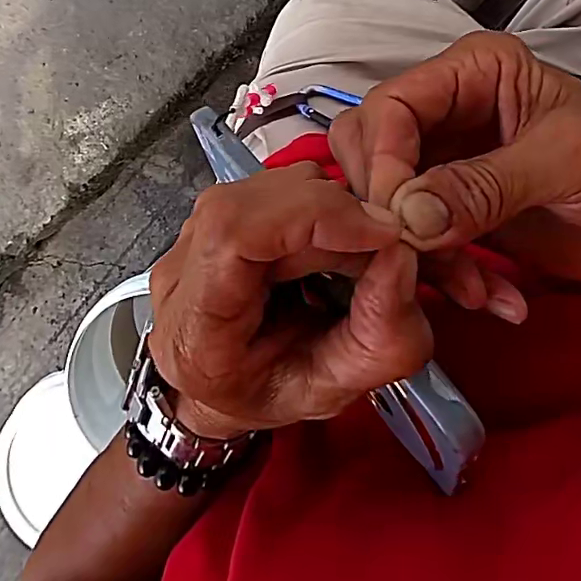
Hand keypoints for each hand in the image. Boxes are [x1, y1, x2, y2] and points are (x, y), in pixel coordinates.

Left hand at [147, 163, 433, 438]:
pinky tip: (325, 246)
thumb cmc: (260, 395)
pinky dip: (314, 208)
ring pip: (265, 185)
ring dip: (326, 210)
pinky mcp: (208, 217)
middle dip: (335, 218)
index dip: (309, 216)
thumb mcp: (331, 393)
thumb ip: (377, 341)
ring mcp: (187, 235)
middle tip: (376, 256)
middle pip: (255, 201)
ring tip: (347, 259)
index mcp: (196, 325)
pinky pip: (268, 189)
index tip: (379, 234)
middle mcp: (180, 267)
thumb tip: (399, 257)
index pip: (231, 232)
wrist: (208, 386)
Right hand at [328, 31, 580, 282]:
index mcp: (470, 71)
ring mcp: (434, 154)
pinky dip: (433, 268)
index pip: (391, 105)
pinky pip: (404, 231)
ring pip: (377, 193)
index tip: (395, 216)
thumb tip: (406, 217)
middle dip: (388, 205)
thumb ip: (484, 186)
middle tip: (417, 252)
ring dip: (412, 247)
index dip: (383, 159)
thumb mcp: (569, 164)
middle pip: (366, 146)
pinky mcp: (435, 201)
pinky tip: (482, 293)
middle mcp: (440, 106)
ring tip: (470, 287)